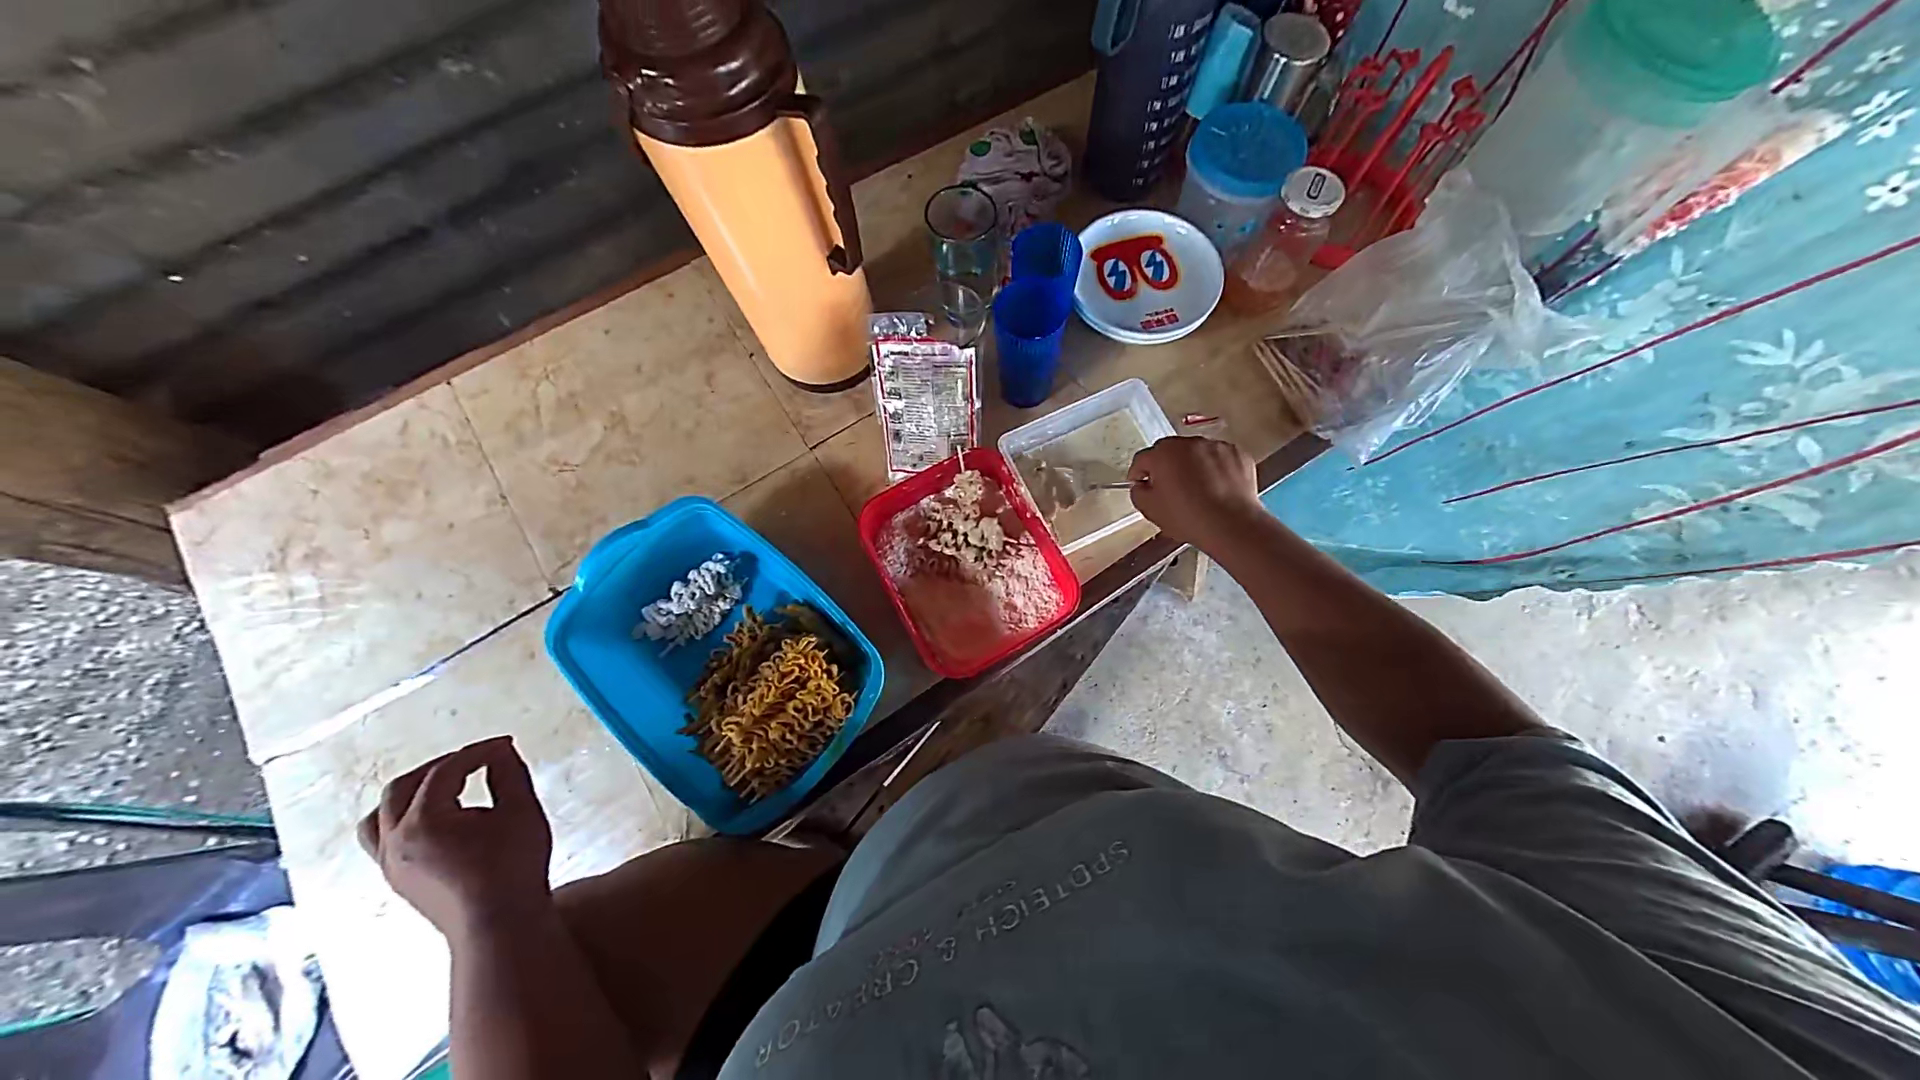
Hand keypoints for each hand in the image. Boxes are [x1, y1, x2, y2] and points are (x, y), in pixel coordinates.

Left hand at [358, 736, 553, 938]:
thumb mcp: (521, 810)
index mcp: (424, 821)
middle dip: (439, 766)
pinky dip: (405, 818)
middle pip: (402, 788)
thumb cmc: (514, 866)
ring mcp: (390, 864)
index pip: (445, 771)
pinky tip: (437, 820)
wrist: (499, 924)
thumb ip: (509, 774)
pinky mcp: (397, 880)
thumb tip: (499, 752)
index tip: (504, 745)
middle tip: (474, 759)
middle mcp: (395, 841)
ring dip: (410, 793)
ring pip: (380, 816)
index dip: (477, 752)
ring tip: (444, 786)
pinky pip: (383, 840)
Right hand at [1128, 436, 1262, 548]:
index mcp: (1163, 454)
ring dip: (1193, 466)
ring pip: (1196, 453)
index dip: (1139, 473)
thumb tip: (1142, 486)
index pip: (1143, 459)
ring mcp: (1216, 447)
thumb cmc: (1190, 517)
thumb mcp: (1150, 510)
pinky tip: (1216, 489)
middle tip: (1170, 490)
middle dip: (1167, 467)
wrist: (1231, 525)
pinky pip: (1219, 458)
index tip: (1142, 483)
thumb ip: (1138, 492)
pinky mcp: (1237, 454)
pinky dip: (1216, 469)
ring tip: (1197, 491)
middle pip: (1170, 452)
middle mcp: (1189, 444)